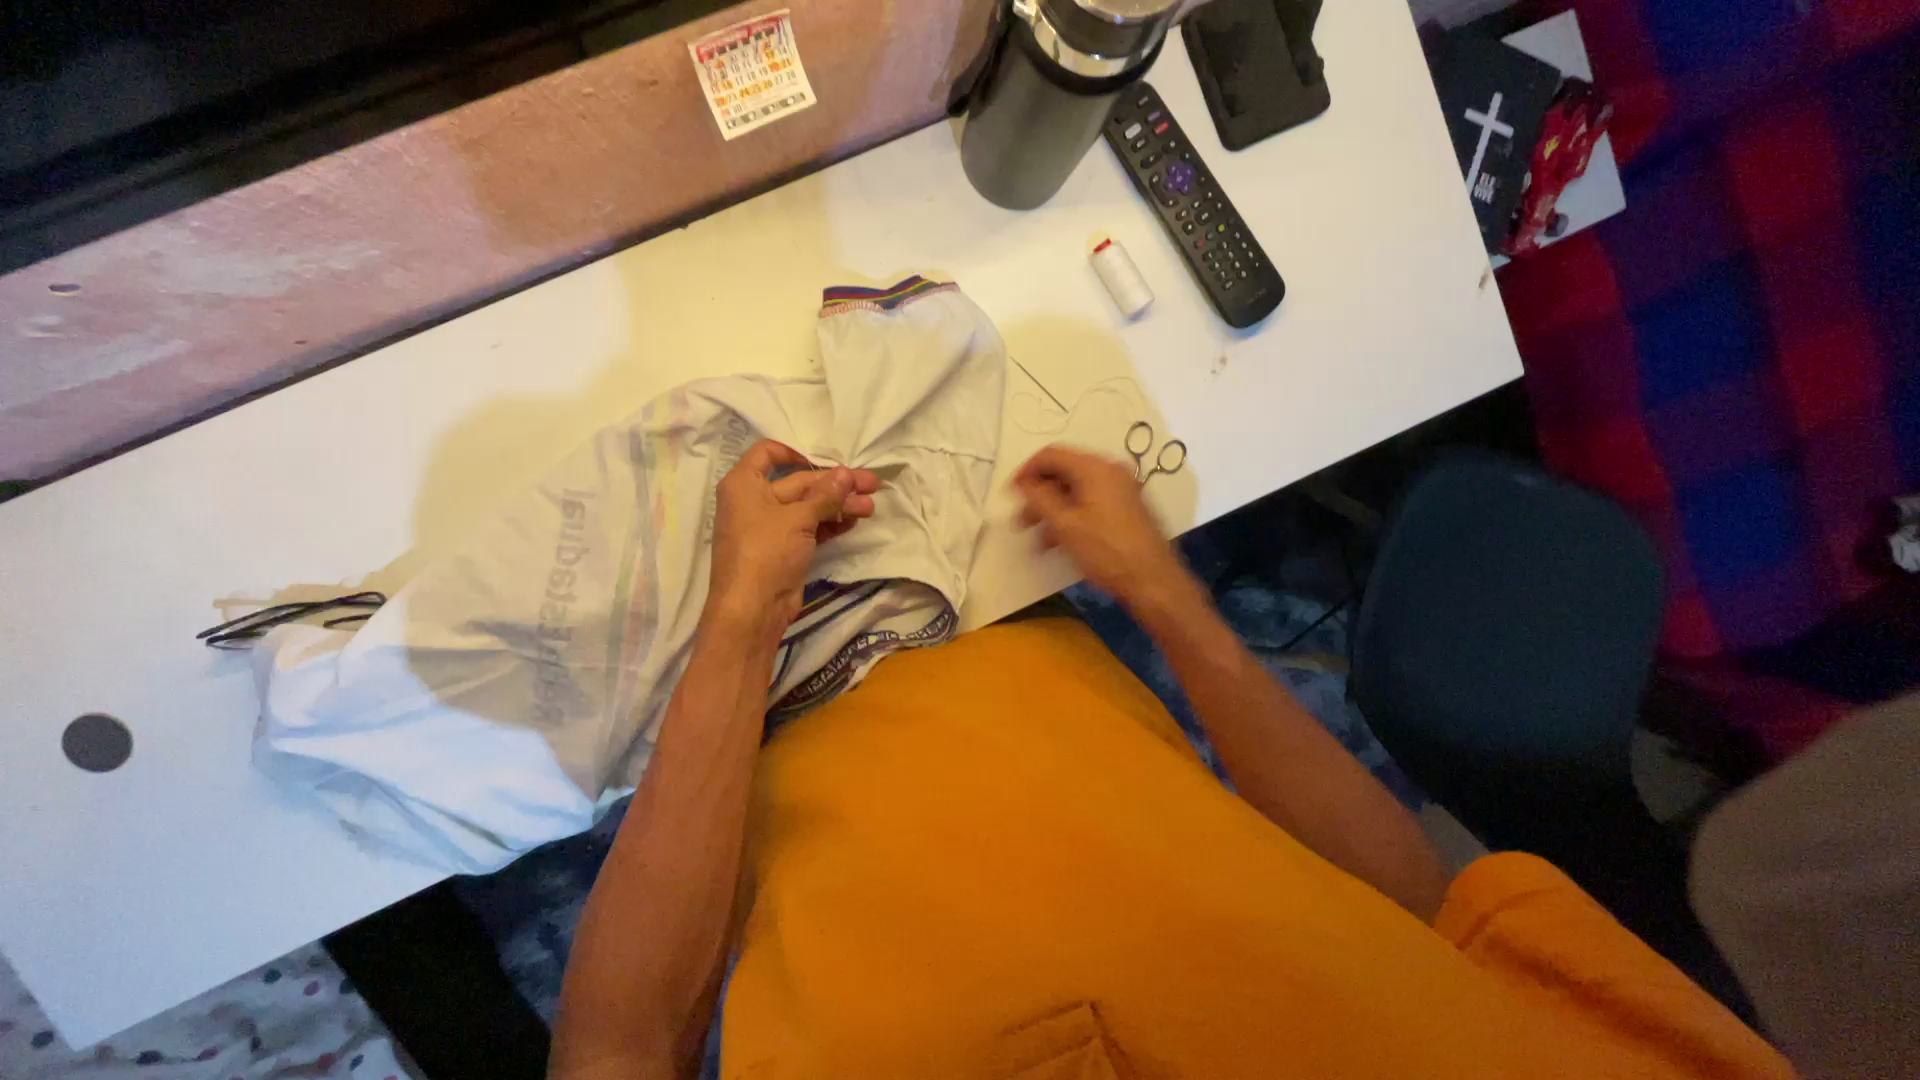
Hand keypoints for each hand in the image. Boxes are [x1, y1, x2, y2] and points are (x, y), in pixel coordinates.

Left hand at [706, 440, 879, 636]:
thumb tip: (846, 474)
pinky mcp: (785, 548)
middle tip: (871, 484)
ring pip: (810, 507)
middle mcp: (755, 500)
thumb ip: (825, 495)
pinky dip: (831, 523)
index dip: (797, 451)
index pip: (768, 453)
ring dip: (839, 505)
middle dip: (835, 484)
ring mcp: (771, 526)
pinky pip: (811, 527)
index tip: (827, 458)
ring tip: (870, 507)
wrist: (752, 610)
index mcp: (745, 484)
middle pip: (799, 482)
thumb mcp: (797, 519)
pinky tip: (854, 521)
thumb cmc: (765, 553)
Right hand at [1013, 444, 1188, 608]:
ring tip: (1040, 538)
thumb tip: (1024, 483)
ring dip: (1053, 509)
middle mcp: (1110, 470)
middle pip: (1064, 471)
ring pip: (1076, 489)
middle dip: (1039, 495)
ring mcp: (1122, 488)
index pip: (1051, 454)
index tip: (1011, 495)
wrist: (1153, 580)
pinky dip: (1072, 514)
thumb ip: (1039, 498)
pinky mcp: (1127, 506)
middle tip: (1022, 521)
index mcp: (1095, 467)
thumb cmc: (1106, 551)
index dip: (1026, 472)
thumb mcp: (1065, 525)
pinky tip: (1062, 540)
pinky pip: (1091, 501)